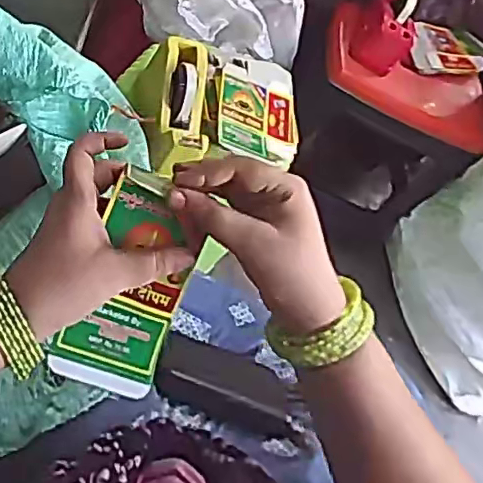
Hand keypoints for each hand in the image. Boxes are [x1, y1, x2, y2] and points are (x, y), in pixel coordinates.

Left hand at [5, 131, 196, 337]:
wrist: (20, 312)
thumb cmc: (64, 283)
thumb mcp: (115, 273)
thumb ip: (154, 262)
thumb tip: (188, 254)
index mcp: (77, 198)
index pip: (82, 151)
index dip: (103, 138)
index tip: (126, 143)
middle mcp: (68, 203)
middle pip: (96, 175)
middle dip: (125, 179)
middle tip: (153, 192)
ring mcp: (63, 221)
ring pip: (94, 198)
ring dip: (121, 203)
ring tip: (150, 218)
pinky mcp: (63, 240)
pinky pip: (90, 219)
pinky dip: (111, 222)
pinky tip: (131, 244)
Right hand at [168, 157, 346, 334]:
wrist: (311, 315)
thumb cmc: (291, 274)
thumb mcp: (252, 242)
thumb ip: (213, 215)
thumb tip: (177, 195)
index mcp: (285, 186)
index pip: (240, 167)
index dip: (207, 171)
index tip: (179, 179)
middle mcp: (274, 189)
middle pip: (230, 175)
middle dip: (201, 181)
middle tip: (172, 186)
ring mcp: (263, 206)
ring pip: (224, 191)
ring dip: (201, 195)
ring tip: (175, 198)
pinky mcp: (254, 223)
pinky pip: (224, 208)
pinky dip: (206, 211)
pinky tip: (189, 213)